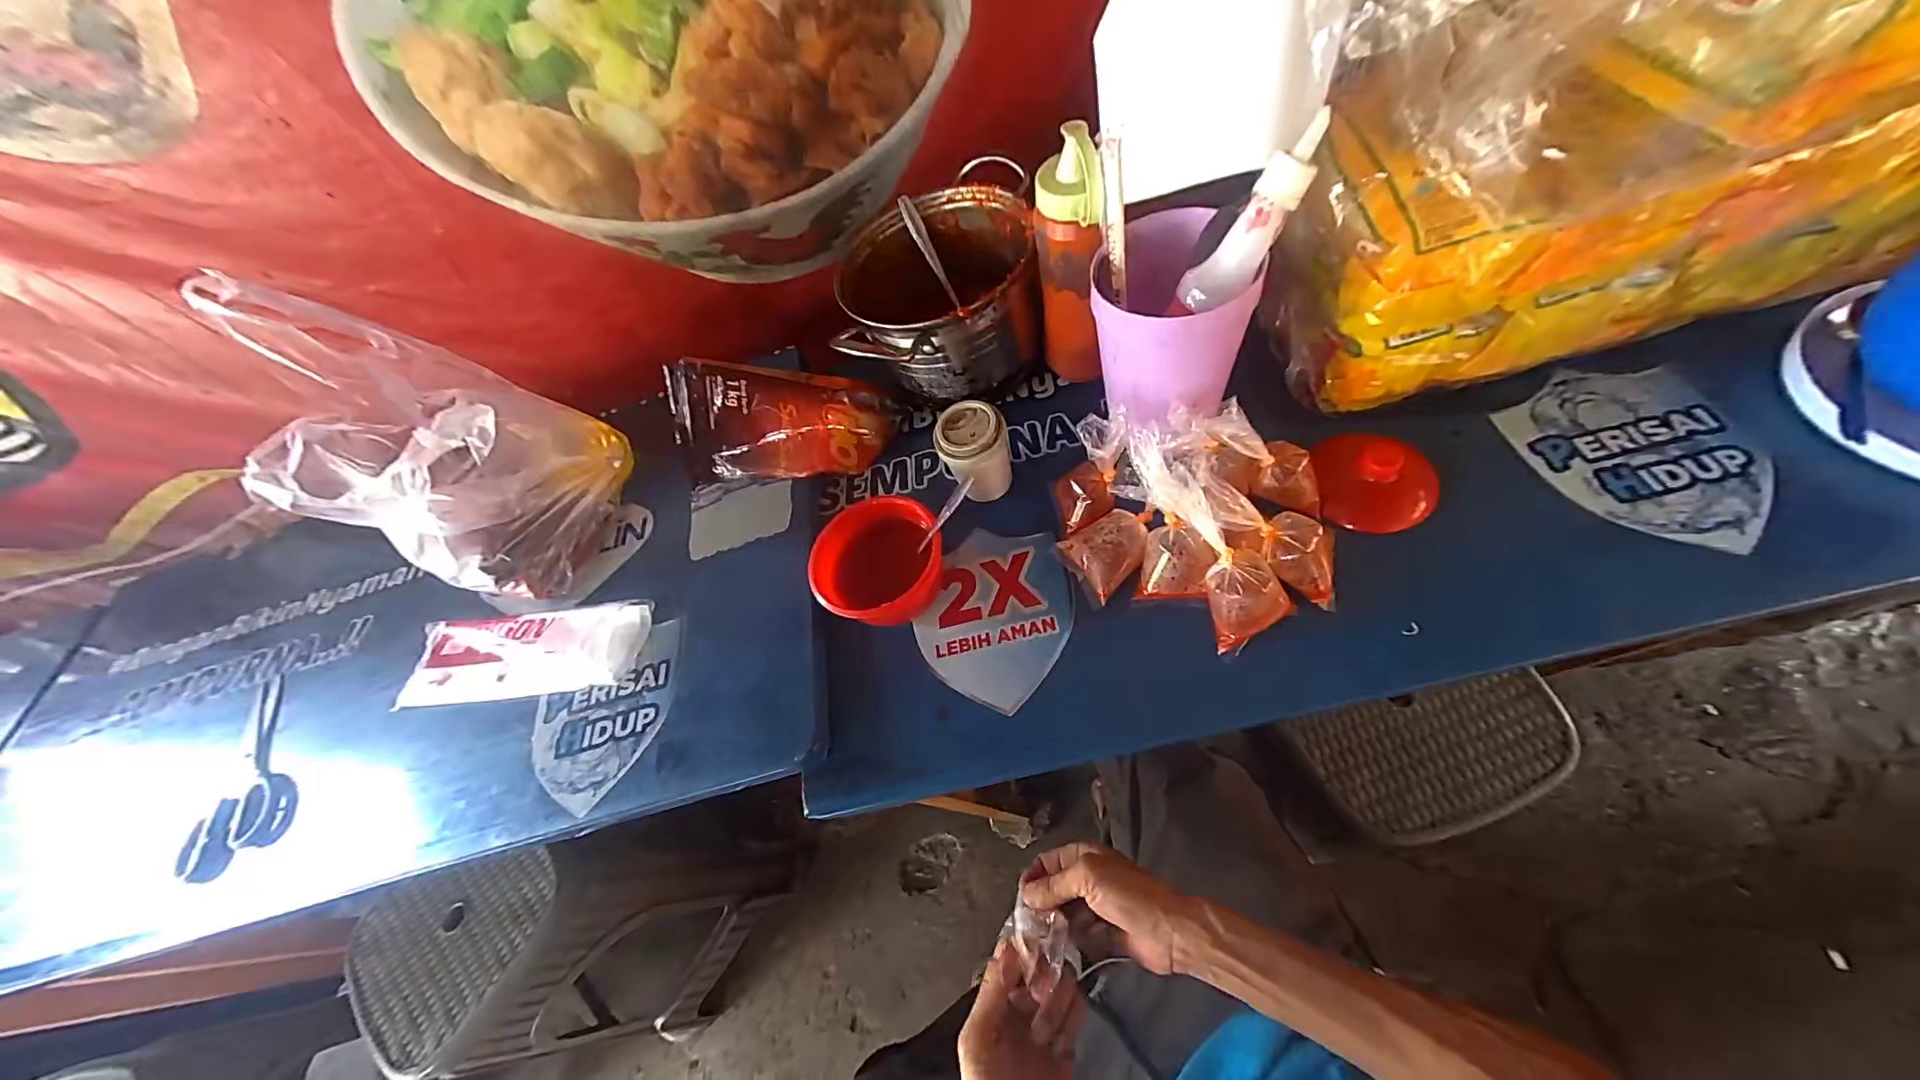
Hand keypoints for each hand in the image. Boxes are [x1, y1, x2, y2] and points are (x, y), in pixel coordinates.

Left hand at [958, 941, 1083, 1079]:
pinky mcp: (1066, 1049)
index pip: (1012, 957)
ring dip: (1059, 999)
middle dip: (1045, 975)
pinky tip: (1063, 1031)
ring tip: (1046, 1027)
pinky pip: (1078, 1017)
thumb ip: (991, 993)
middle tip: (1041, 992)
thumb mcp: (977, 1038)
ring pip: (1063, 988)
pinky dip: (1075, 1016)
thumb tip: (1006, 948)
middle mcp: (1019, 1009)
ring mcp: (1044, 1028)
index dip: (1025, 948)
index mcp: (994, 1002)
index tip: (1036, 946)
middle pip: (1042, 968)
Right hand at [1019, 843, 1200, 976]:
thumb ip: (1054, 884)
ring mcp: (1095, 906)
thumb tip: (1027, 895)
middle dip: (1041, 904)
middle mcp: (1087, 878)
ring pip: (1063, 913)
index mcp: (1084, 855)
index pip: (1047, 861)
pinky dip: (1069, 940)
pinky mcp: (1102, 933)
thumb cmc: (1129, 897)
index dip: (1033, 877)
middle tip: (1029, 924)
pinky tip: (1062, 949)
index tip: (1021, 899)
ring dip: (1054, 925)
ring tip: (1044, 939)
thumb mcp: (1088, 877)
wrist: (1168, 932)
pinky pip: (1077, 934)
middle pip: (1053, 889)